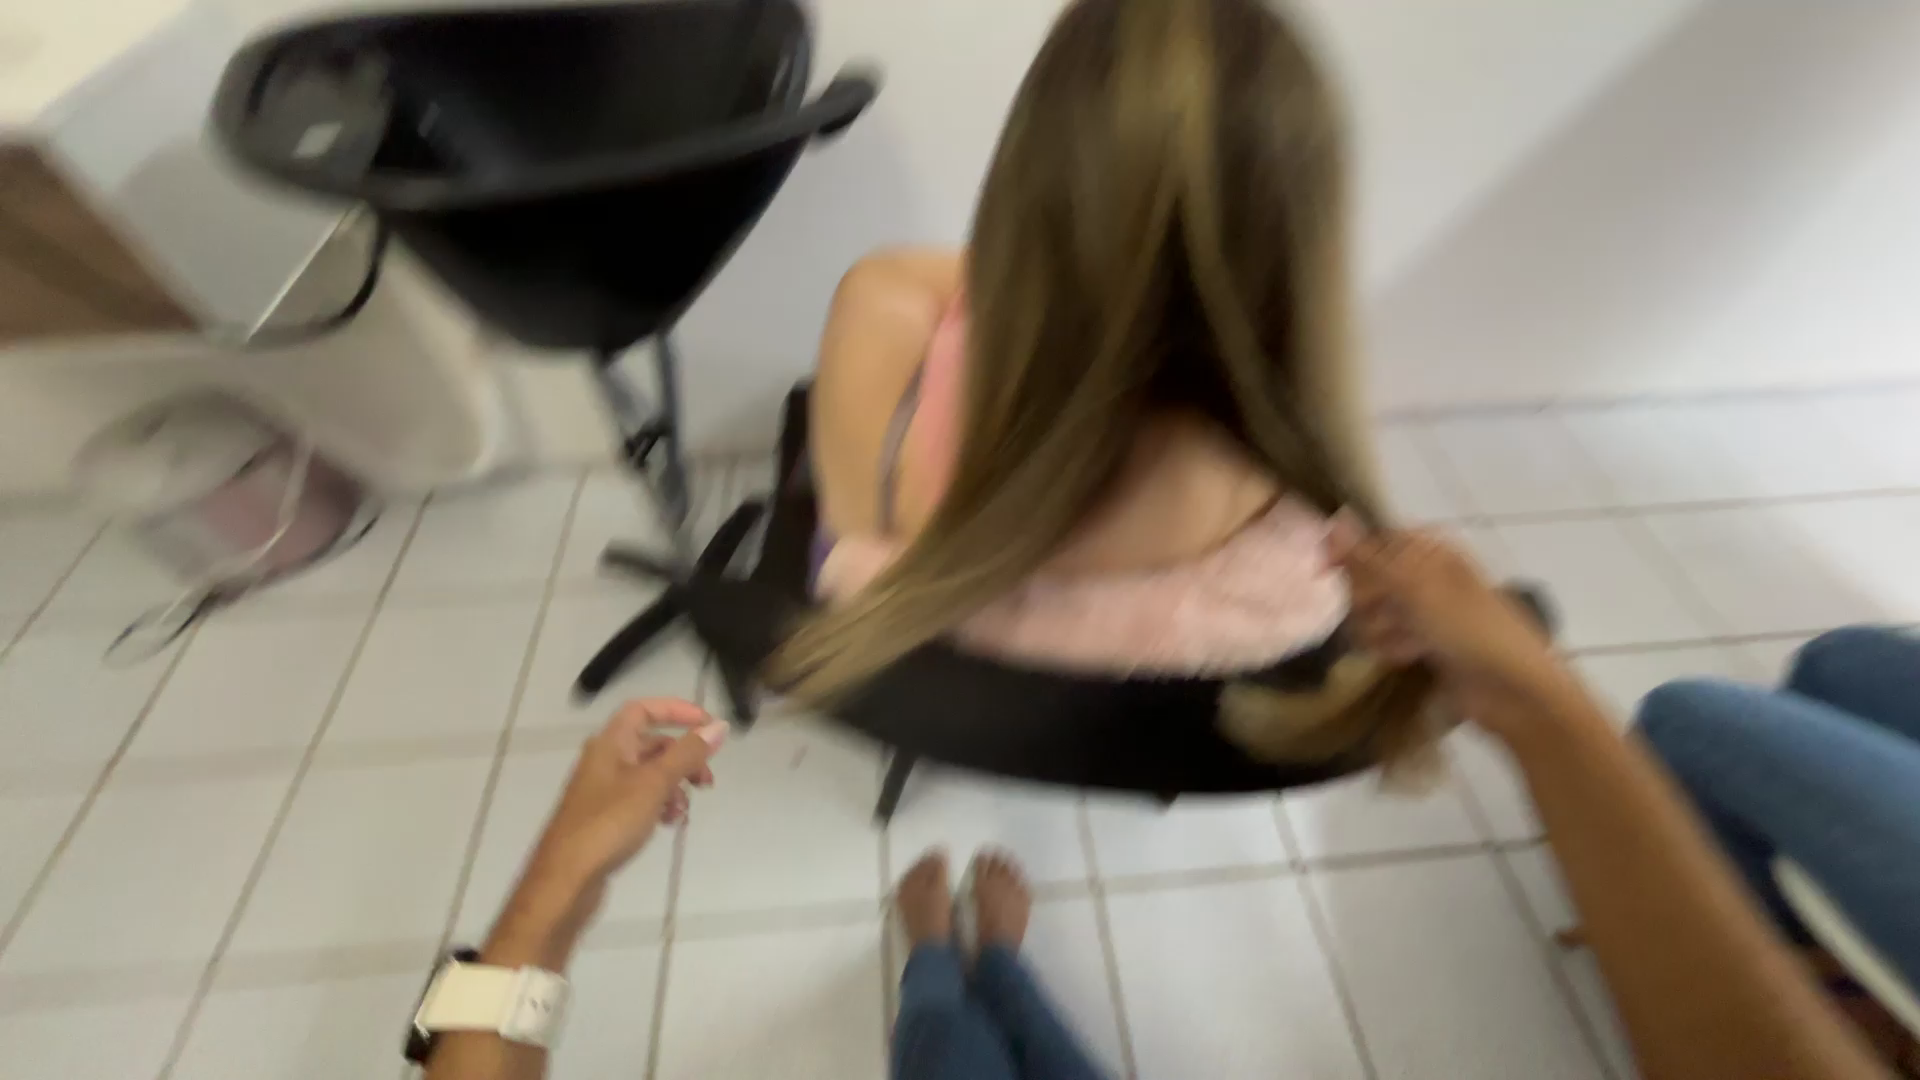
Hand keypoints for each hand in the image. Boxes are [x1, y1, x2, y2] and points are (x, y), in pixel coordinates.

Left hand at [525, 699, 728, 893]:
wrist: (564, 882)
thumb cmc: (609, 823)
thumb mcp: (655, 783)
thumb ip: (688, 753)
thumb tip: (718, 727)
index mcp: (611, 743)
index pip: (645, 709)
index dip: (678, 711)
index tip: (708, 726)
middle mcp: (605, 760)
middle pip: (653, 744)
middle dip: (684, 757)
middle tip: (706, 780)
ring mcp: (603, 790)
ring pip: (650, 774)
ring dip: (675, 786)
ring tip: (685, 810)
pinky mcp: (605, 817)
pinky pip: (641, 799)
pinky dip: (660, 805)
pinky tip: (670, 824)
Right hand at [1327, 516, 1572, 734]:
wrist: (1514, 691)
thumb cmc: (1470, 628)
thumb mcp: (1415, 587)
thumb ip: (1368, 557)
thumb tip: (1333, 520)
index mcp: (1430, 549)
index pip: (1371, 540)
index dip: (1347, 555)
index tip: (1323, 572)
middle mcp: (1424, 574)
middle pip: (1364, 578)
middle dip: (1368, 600)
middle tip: (1387, 612)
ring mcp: (1422, 610)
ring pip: (1369, 612)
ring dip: (1380, 630)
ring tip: (1407, 643)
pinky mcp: (1419, 642)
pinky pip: (1382, 638)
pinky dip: (1391, 648)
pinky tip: (1413, 657)